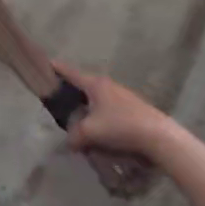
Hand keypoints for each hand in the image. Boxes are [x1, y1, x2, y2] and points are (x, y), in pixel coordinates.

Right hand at [52, 61, 179, 158]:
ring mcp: (122, 97)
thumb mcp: (90, 132)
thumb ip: (74, 136)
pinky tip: (99, 133)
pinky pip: (108, 110)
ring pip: (96, 100)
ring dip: (86, 109)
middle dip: (71, 94)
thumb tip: (70, 141)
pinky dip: (99, 117)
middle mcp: (108, 86)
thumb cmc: (120, 127)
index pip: (70, 72)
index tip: (45, 64)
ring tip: (79, 124)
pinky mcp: (132, 109)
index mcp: (95, 84)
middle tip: (58, 103)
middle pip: (83, 86)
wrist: (159, 137)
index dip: (56, 68)